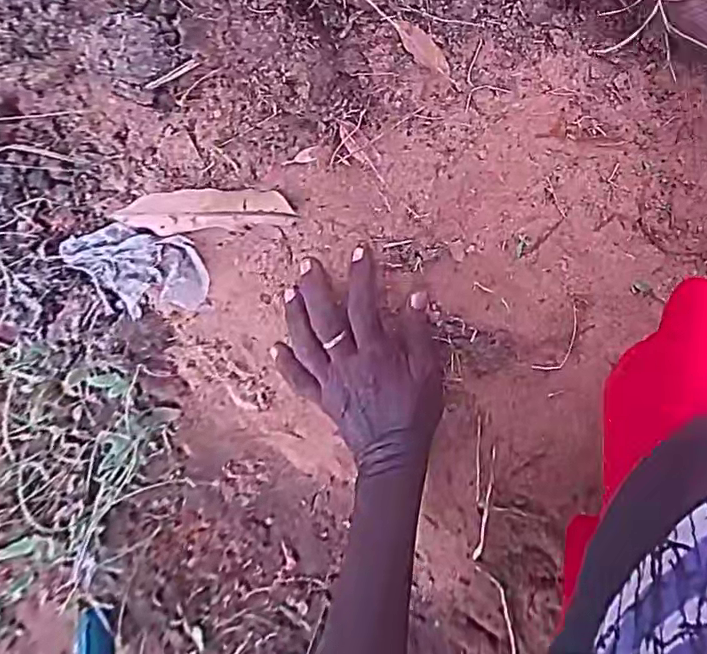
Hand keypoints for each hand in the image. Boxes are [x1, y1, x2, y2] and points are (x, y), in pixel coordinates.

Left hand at [274, 245, 444, 478]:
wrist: (393, 454)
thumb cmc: (416, 410)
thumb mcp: (428, 368)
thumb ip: (419, 331)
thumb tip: (417, 294)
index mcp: (375, 351)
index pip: (364, 305)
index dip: (361, 276)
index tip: (360, 252)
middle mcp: (347, 362)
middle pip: (325, 320)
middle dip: (315, 289)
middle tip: (307, 265)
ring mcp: (331, 381)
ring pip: (306, 345)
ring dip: (295, 317)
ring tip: (288, 293)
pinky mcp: (323, 399)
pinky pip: (299, 380)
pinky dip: (286, 363)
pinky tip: (277, 346)